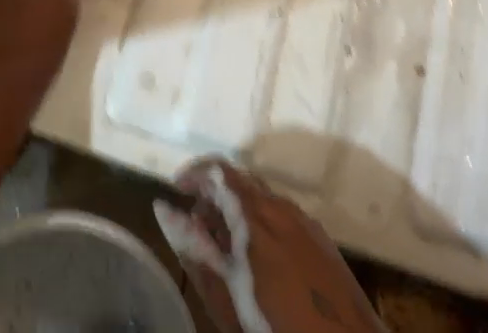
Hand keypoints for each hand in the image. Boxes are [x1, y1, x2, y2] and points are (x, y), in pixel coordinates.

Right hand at [154, 158, 388, 332]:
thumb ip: (192, 246)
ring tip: (221, 246)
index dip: (194, 173)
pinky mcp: (324, 244)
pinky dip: (260, 224)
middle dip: (215, 194)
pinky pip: (283, 218)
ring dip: (238, 210)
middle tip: (194, 224)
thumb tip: (164, 207)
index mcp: (257, 214)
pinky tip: (255, 260)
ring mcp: (308, 225)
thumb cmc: (275, 323)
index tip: (175, 190)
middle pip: (243, 182)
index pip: (220, 170)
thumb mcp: (224, 292)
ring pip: (264, 200)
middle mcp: (284, 208)